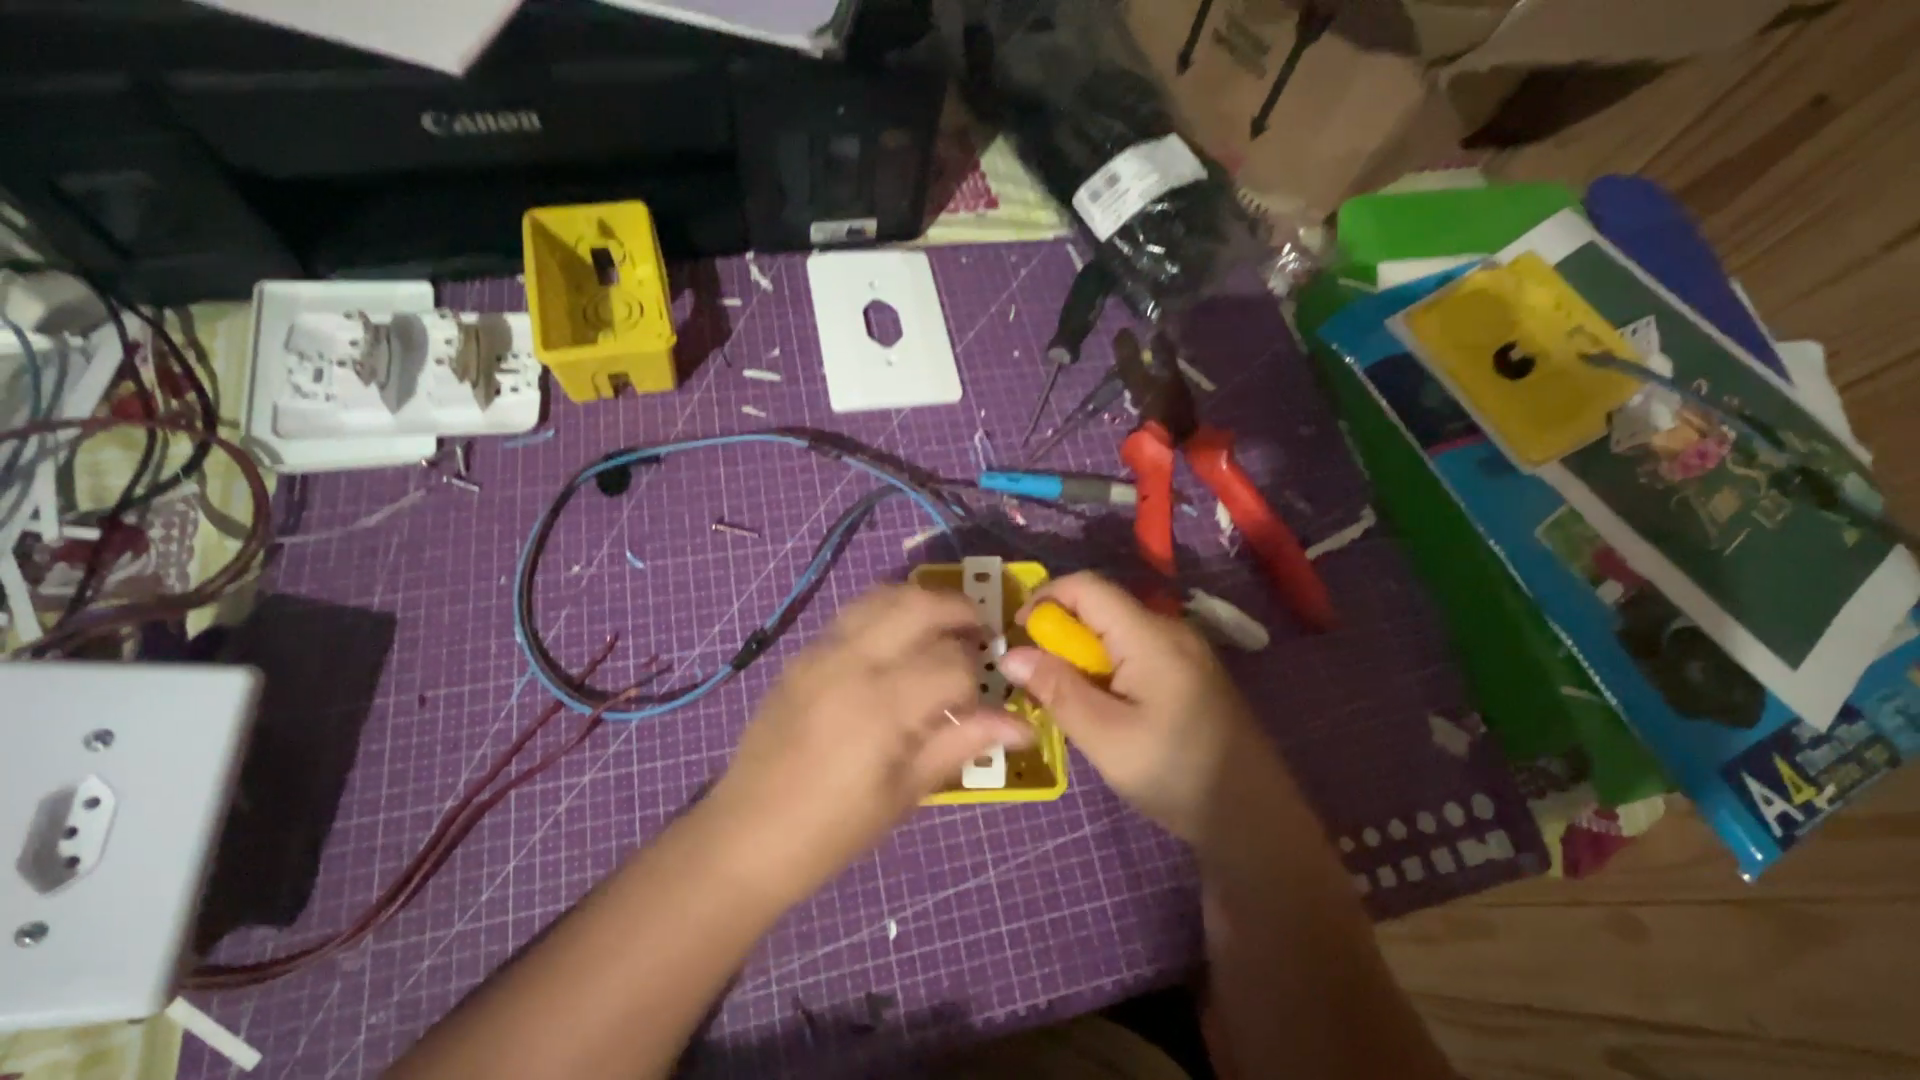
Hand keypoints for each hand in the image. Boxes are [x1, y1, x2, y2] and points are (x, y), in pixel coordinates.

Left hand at [707, 585, 1034, 902]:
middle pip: (919, 604)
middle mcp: (850, 662)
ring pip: (882, 595)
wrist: (745, 837)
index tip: (986, 701)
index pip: (953, 663)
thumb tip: (1021, 725)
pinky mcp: (800, 656)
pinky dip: (886, 614)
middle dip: (961, 610)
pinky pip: (852, 614)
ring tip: (942, 630)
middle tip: (981, 634)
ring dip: (922, 602)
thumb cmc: (832, 831)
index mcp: (880, 704)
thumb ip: (961, 744)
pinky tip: (897, 646)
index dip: (979, 680)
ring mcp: (819, 652)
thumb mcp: (905, 793)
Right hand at [997, 572, 1278, 847]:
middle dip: (1059, 636)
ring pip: (1116, 634)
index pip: (1087, 586)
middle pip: (1101, 609)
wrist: (1254, 817)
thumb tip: (1009, 653)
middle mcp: (1170, 630)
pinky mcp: (1190, 675)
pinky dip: (1107, 671)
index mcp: (1151, 635)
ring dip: (1082, 658)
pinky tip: (1105, 712)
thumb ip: (1056, 689)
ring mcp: (1185, 652)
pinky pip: (1136, 654)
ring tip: (1068, 705)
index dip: (1044, 600)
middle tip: (1038, 685)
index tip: (1016, 641)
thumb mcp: (1105, 737)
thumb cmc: (1176, 774)